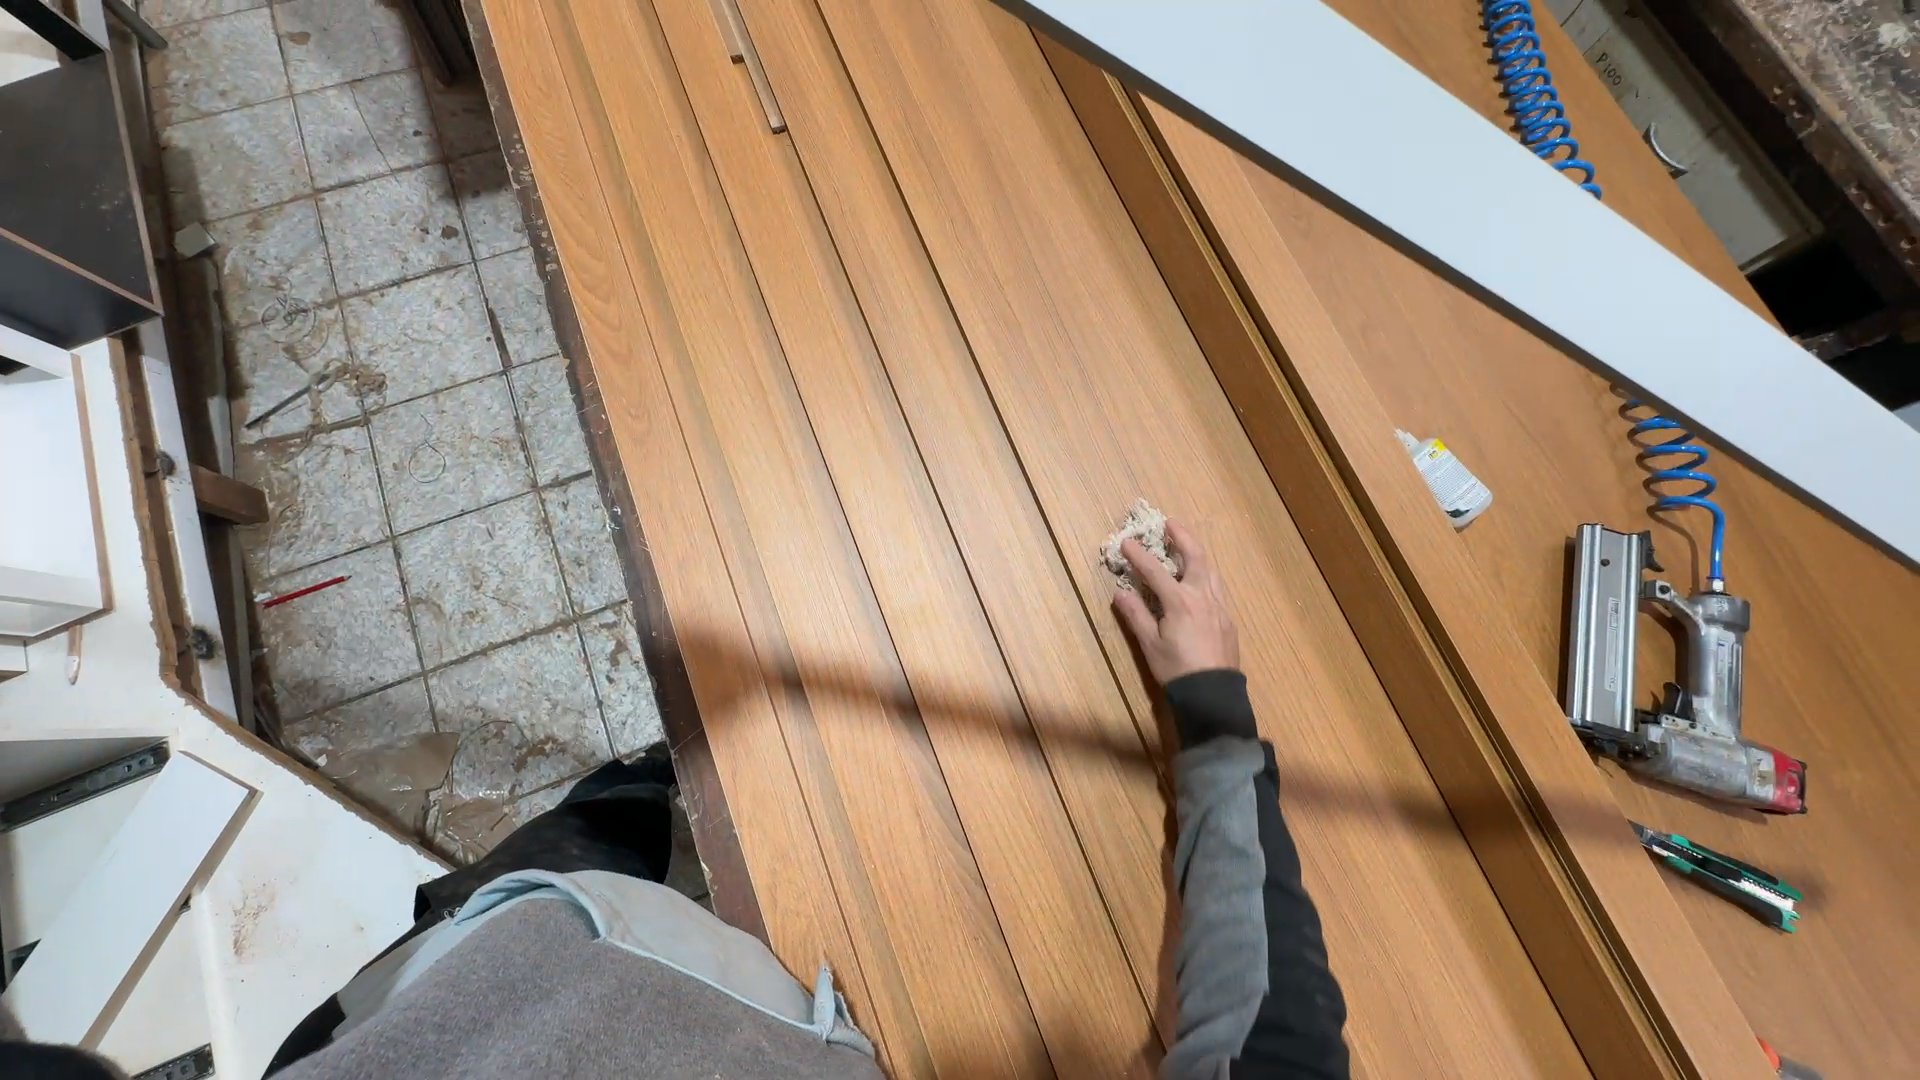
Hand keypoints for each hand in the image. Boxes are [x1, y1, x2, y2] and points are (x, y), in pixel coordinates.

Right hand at [1111, 521, 1239, 685]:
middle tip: (1170, 523)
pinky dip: (1206, 573)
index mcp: (1180, 601)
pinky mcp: (1228, 618)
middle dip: (1182, 537)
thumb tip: (1120, 592)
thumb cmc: (1176, 669)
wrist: (1212, 693)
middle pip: (1195, 557)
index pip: (1155, 571)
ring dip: (1197, 553)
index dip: (1139, 555)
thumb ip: (1136, 614)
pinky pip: (1217, 586)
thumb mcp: (1149, 644)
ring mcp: (1219, 606)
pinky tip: (1202, 578)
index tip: (1127, 541)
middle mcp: (1202, 597)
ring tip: (1187, 545)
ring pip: (1211, 570)